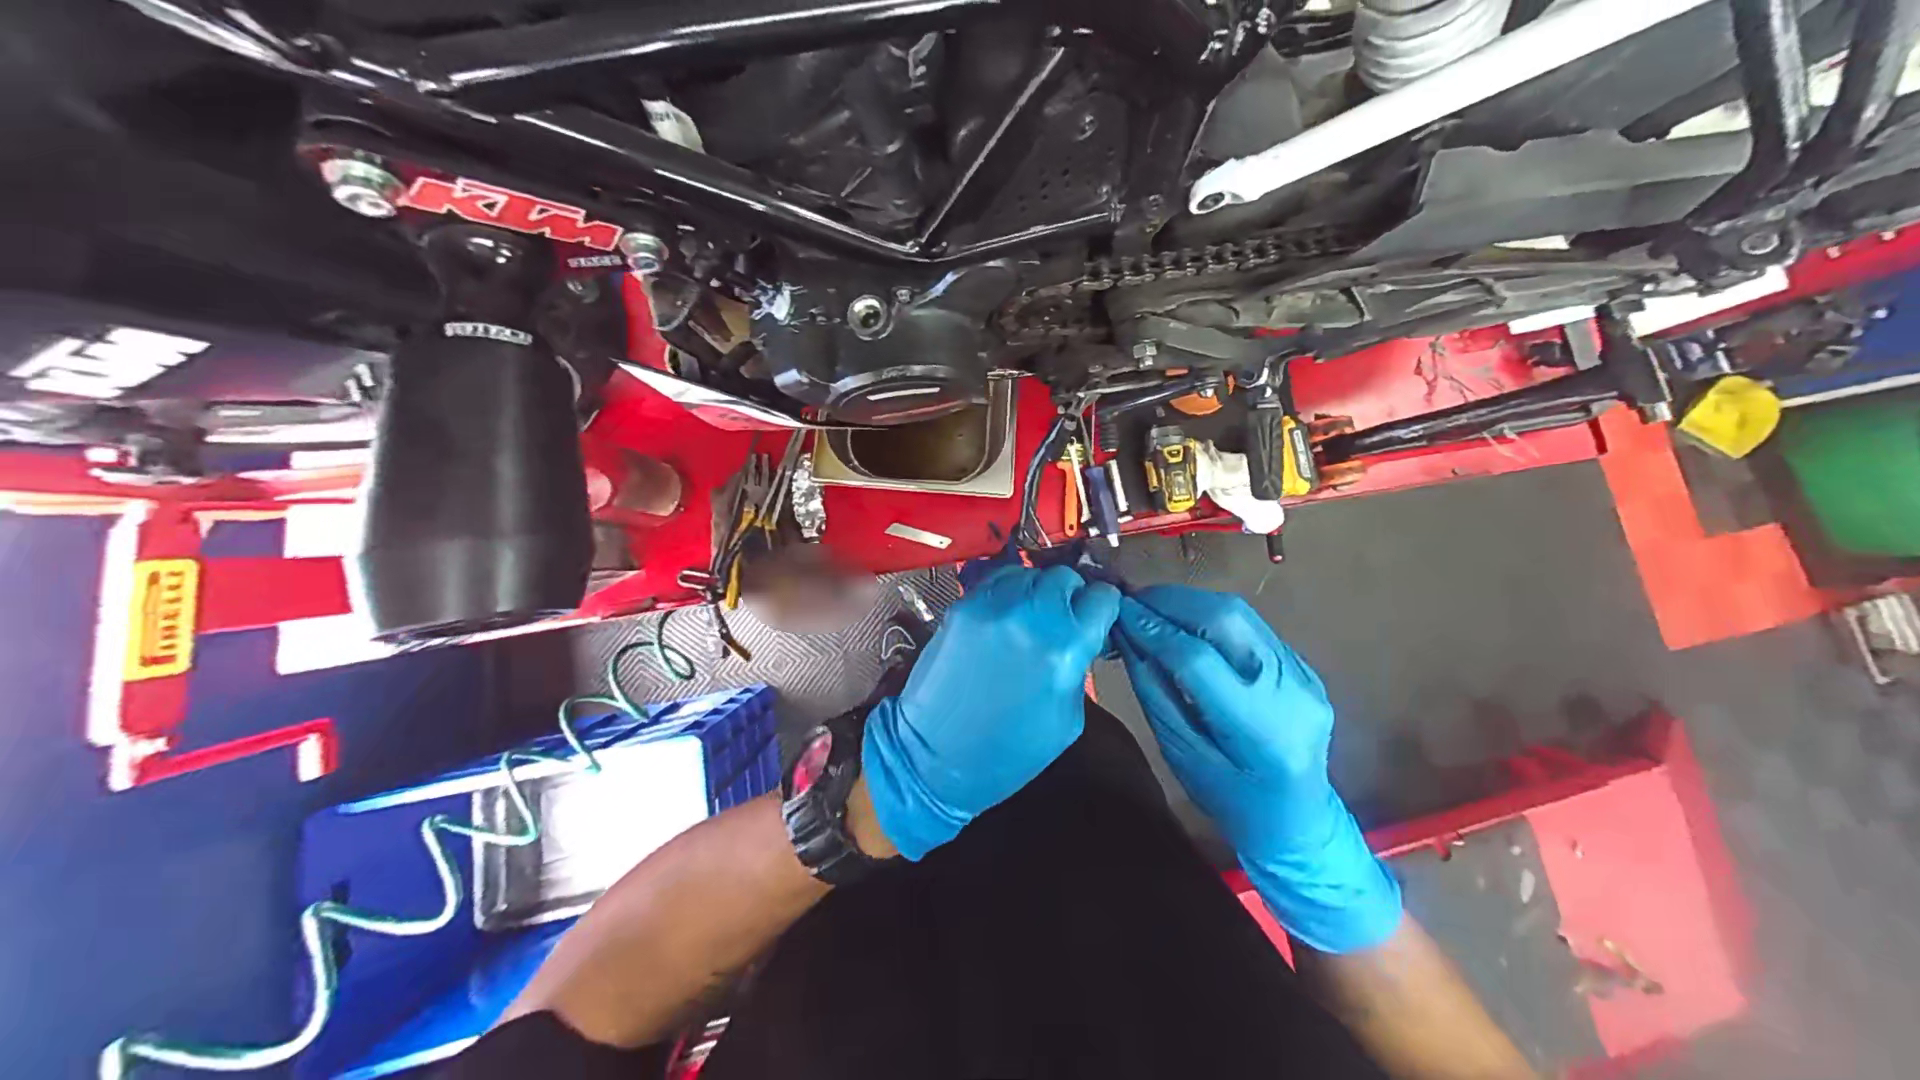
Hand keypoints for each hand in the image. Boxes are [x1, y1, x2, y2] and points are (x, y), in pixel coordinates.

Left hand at [863, 564, 1120, 859]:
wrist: (936, 756)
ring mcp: (992, 607)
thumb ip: (1078, 665)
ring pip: (1028, 572)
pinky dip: (1005, 592)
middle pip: (1063, 576)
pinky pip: (995, 581)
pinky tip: (1004, 616)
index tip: (1096, 613)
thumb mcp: (1068, 718)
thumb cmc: (1007, 750)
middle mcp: (1030, 617)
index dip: (1101, 605)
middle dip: (1069, 594)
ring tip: (1030, 615)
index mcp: (1065, 648)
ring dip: (1035, 590)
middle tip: (1062, 616)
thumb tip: (1082, 637)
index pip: (1100, 597)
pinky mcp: (962, 607)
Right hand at [1113, 585, 1400, 952]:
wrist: (1299, 818)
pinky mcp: (1303, 665)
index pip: (1196, 658)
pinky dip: (1210, 616)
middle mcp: (1289, 690)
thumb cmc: (1230, 800)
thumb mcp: (1180, 753)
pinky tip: (1184, 622)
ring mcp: (1303, 674)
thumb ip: (1154, 691)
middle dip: (1171, 602)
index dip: (1151, 628)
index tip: (1116, 611)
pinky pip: (1251, 626)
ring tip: (1151, 606)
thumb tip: (1127, 636)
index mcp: (1258, 728)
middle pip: (1225, 618)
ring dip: (1188, 602)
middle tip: (1131, 600)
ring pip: (1240, 613)